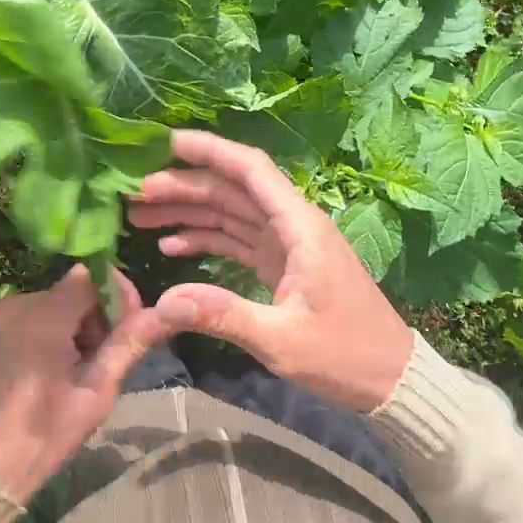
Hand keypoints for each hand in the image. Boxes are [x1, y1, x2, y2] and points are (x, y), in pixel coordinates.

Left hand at [0, 265, 161, 501]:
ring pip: (55, 303)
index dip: (117, 300)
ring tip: (77, 373)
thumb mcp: (95, 393)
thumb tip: (166, 312)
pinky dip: (50, 332)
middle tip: (101, 364)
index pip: (93, 279)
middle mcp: (16, 303)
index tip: (130, 333)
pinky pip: (32, 315)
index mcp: (43, 317)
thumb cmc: (43, 436)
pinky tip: (52, 370)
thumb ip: (128, 344)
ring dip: (74, 327)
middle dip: (96, 319)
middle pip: (74, 291)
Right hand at [127, 129, 413, 411]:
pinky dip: (205, 238)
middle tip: (131, 192)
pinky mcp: (281, 265)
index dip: (208, 150)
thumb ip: (224, 315)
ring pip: (229, 212)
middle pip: (230, 189)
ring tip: (138, 214)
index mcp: (299, 225)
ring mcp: (286, 244)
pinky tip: (171, 246)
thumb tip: (163, 302)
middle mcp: (291, 224)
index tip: (163, 143)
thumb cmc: (345, 355)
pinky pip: (236, 240)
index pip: (249, 169)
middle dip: (182, 185)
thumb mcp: (282, 340)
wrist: (391, 379)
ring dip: (187, 210)